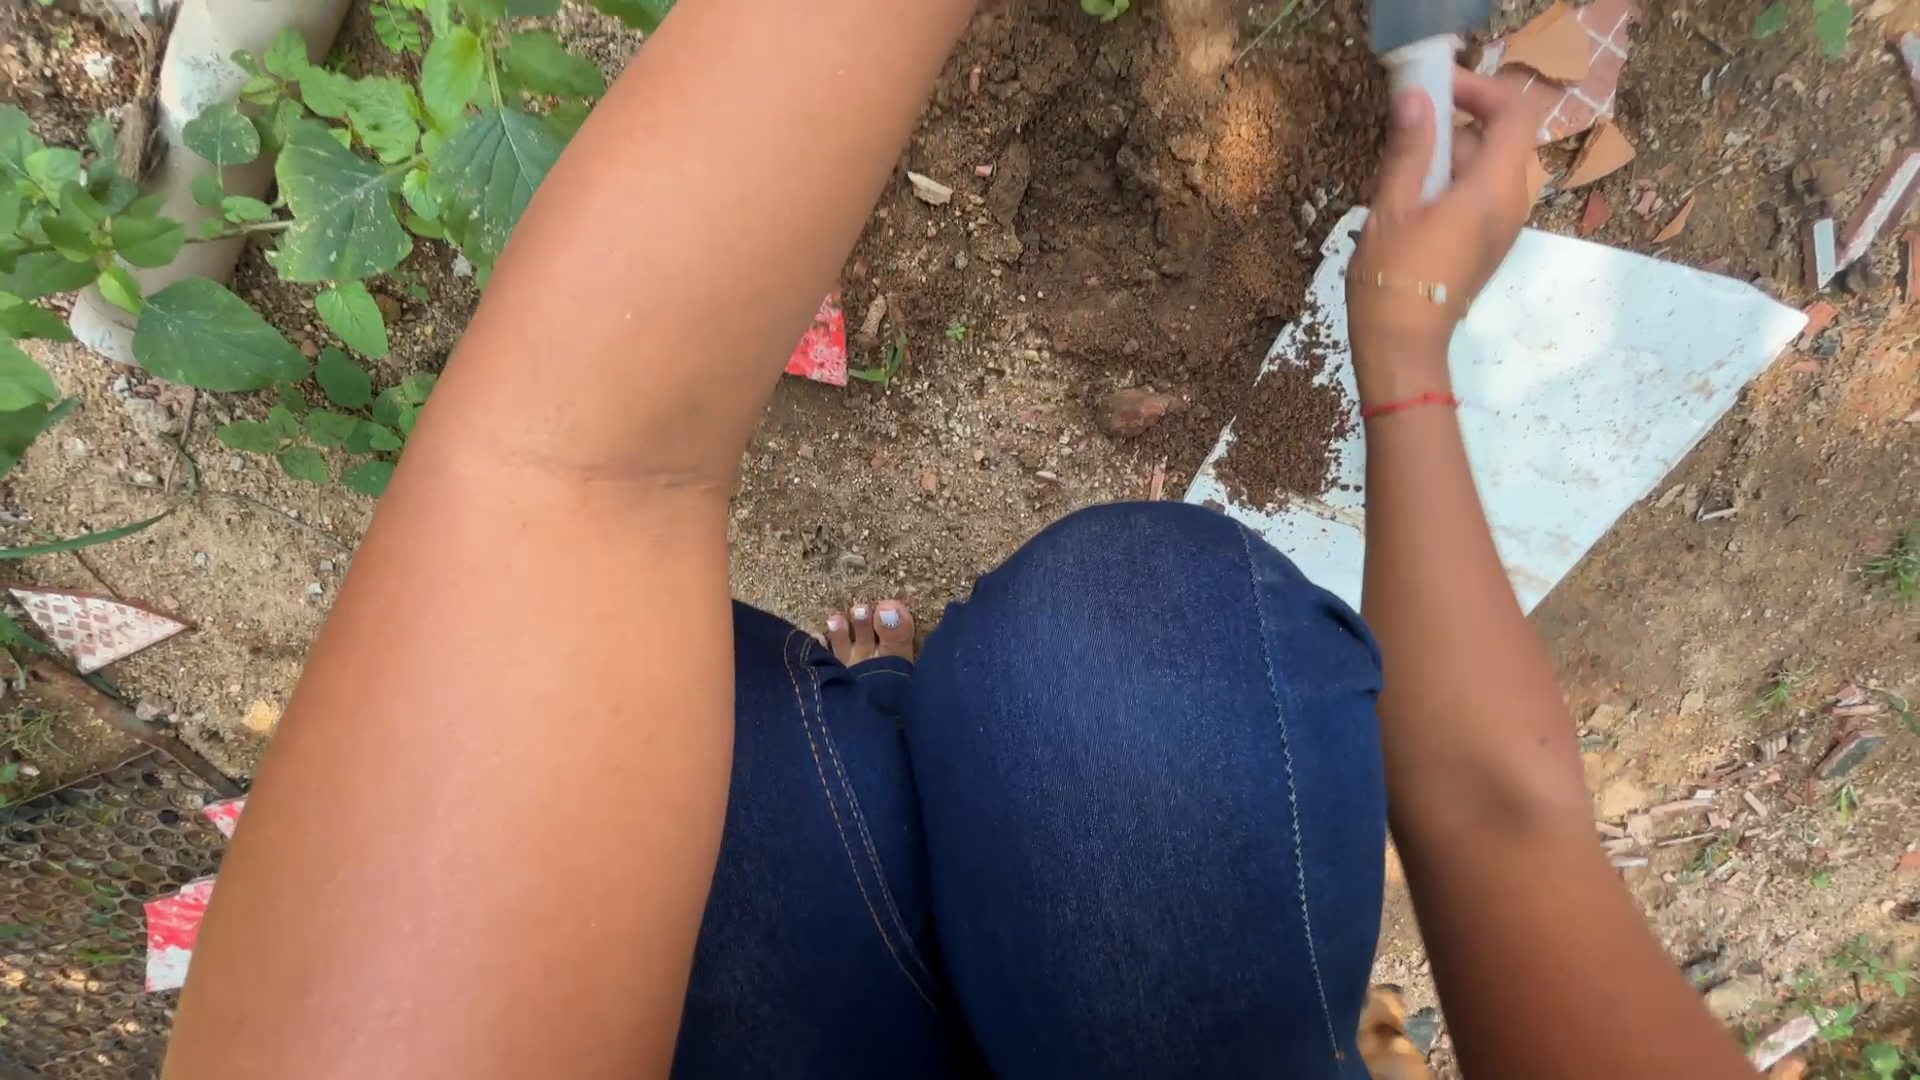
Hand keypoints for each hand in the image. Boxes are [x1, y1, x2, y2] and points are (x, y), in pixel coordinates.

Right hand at [1348, 70, 1535, 401]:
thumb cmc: (1393, 280)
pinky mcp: (1485, 247)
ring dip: (1447, 164)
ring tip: (1399, 185)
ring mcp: (1502, 228)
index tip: (1436, 90)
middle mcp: (1511, 202)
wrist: (1401, 346)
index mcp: (1494, 188)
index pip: (1513, 110)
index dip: (1479, 88)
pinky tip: (1410, 213)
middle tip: (1407, 141)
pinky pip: (1479, 199)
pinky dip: (1450, 190)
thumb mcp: (1390, 211)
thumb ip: (1408, 152)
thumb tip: (1415, 99)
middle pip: (1498, 141)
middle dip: (1455, 130)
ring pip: (1486, 172)